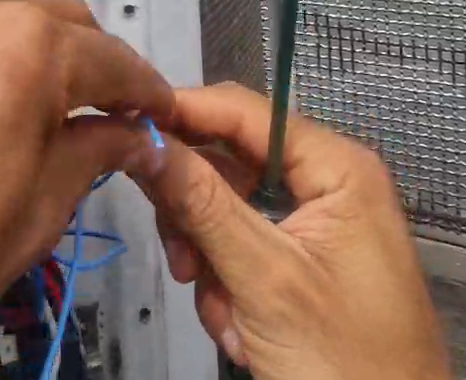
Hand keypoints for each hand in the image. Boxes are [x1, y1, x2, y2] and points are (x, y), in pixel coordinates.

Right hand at [132, 83, 448, 379]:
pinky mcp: (300, 256)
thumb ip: (201, 202)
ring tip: (220, 311)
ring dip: (207, 254)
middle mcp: (324, 178)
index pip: (242, 110)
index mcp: (335, 165)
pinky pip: (238, 240)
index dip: (181, 111)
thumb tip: (140, 137)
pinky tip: (238, 328)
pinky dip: (224, 280)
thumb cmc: (343, 364)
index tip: (122, 126)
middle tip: (178, 258)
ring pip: (224, 202)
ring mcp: (312, 219)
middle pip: (227, 157)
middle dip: (196, 210)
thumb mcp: (264, 280)